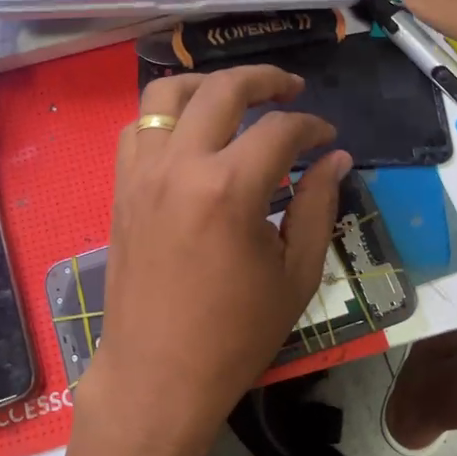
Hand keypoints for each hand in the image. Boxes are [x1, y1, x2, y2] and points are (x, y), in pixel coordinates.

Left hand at [77, 67, 351, 455]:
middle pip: (222, 90)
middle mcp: (179, 166)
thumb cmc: (234, 335)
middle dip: (265, 80)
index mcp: (228, 189)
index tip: (328, 138)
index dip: (312, 126)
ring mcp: (142, 172)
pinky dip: (166, 116)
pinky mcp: (121, 187)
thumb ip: (317, 206)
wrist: (157, 375)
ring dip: (206, 85)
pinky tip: (190, 134)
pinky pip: (138, 127)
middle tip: (291, 90)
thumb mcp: (295, 275)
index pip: (279, 129)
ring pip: (166, 94)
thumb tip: (335, 157)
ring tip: (235, 97)